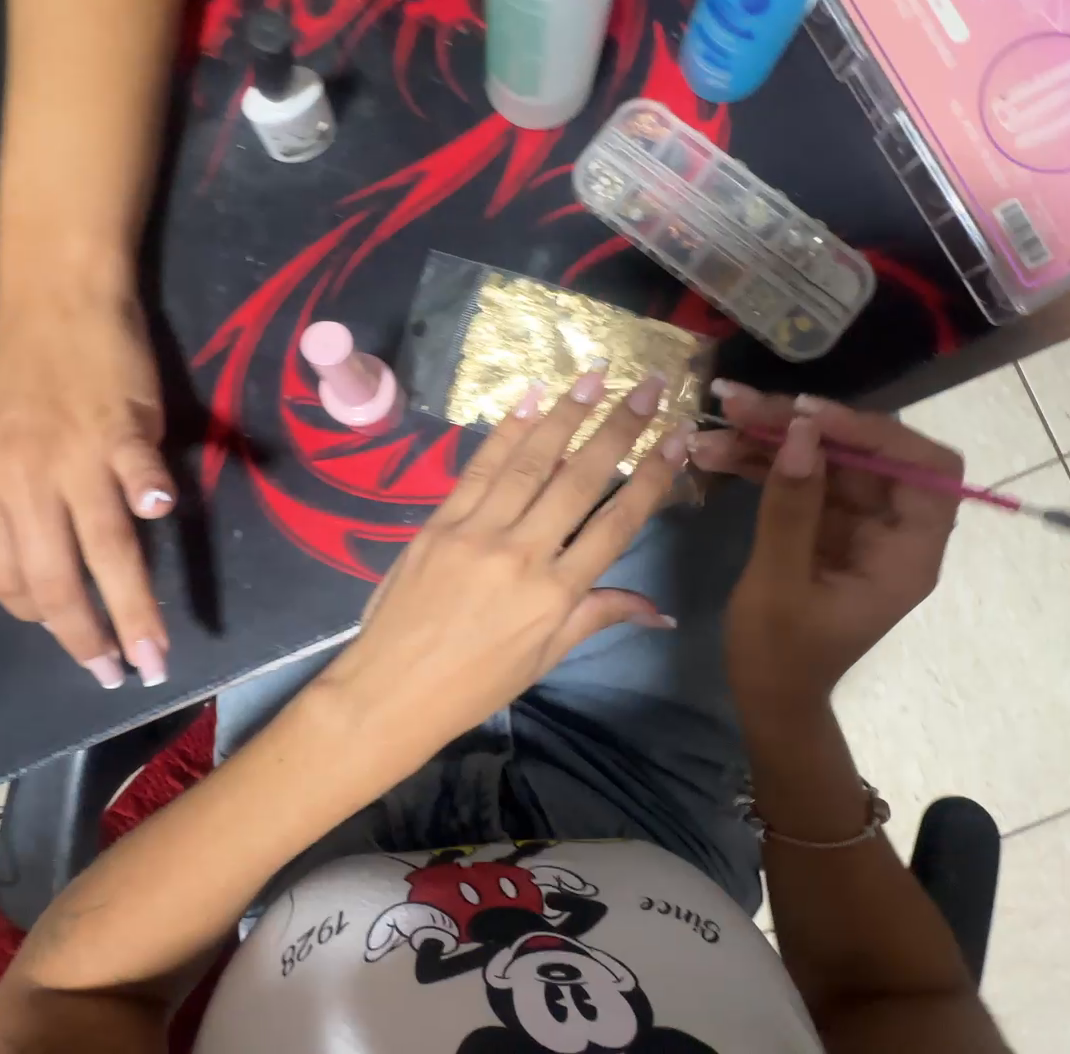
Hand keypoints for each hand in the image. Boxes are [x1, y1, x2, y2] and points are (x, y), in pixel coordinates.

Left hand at [0, 292, 175, 688]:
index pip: (2, 573)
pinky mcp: (122, 429)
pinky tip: (161, 518)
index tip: (71, 637)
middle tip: (117, 675)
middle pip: (55, 577)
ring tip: (152, 653)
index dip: (36, 615)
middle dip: (86, 637)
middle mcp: (21, 481)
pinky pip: (134, 470)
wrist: (53, 299)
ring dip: (130, 607)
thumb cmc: (12, 368)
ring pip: (102, 548)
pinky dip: (146, 492)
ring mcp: (74, 456)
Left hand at [317, 368, 690, 757]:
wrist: (391, 690)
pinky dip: (506, 432)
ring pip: (530, 463)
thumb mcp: (543, 657)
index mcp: (555, 595)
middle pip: (579, 480)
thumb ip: (596, 616)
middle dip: (618, 429)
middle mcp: (522, 553)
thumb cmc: (475, 683)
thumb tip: (658, 611)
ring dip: (565, 416)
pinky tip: (529, 400)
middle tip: (648, 386)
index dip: (651, 478)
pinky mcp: (439, 522)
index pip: (616, 524)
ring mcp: (476, 532)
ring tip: (595, 378)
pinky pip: (479, 469)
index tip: (677, 439)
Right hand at [692, 382, 961, 704]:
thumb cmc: (780, 655)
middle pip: (862, 453)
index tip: (810, 417)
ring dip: (769, 438)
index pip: (924, 470)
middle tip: (739, 406)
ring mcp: (853, 524)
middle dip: (801, 425)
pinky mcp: (820, 525)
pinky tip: (715, 450)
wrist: (766, 695)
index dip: (875, 434)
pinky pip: (797, 479)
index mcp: (906, 553)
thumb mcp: (779, 584)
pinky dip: (759, 462)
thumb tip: (802, 433)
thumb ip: (791, 509)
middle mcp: (889, 529)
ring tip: (715, 422)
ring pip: (824, 459)